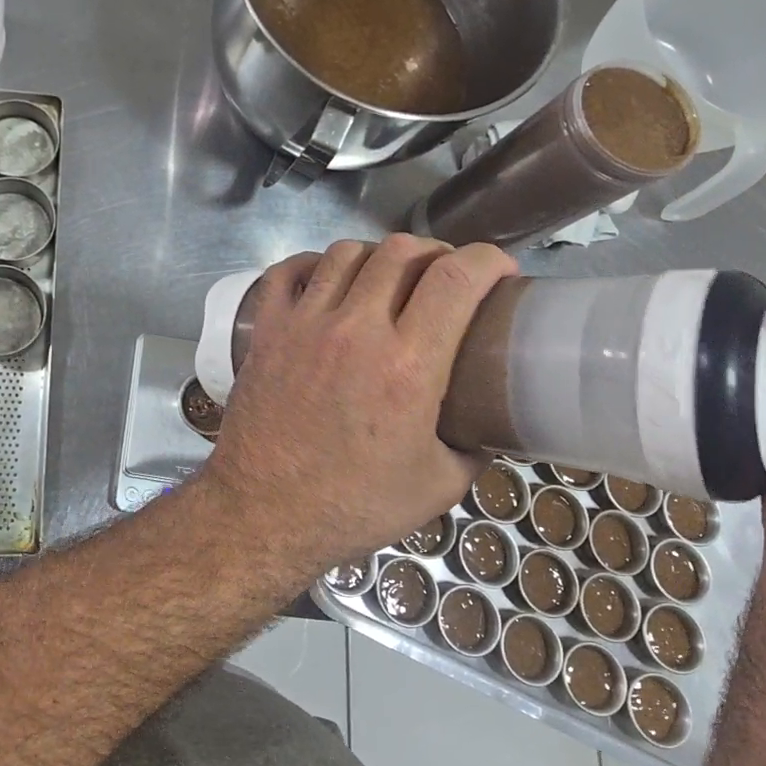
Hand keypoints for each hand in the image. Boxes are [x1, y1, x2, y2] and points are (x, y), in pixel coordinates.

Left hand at [199, 235, 516, 572]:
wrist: (265, 512)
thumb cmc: (354, 505)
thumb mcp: (439, 485)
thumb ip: (473, 446)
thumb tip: (487, 423)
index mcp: (408, 365)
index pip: (455, 279)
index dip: (488, 260)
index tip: (500, 271)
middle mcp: (356, 330)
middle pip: (402, 252)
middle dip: (437, 254)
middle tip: (447, 278)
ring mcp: (304, 324)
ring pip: (346, 253)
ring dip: (379, 257)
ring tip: (390, 279)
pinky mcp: (266, 330)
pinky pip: (288, 271)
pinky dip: (314, 264)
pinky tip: (328, 279)